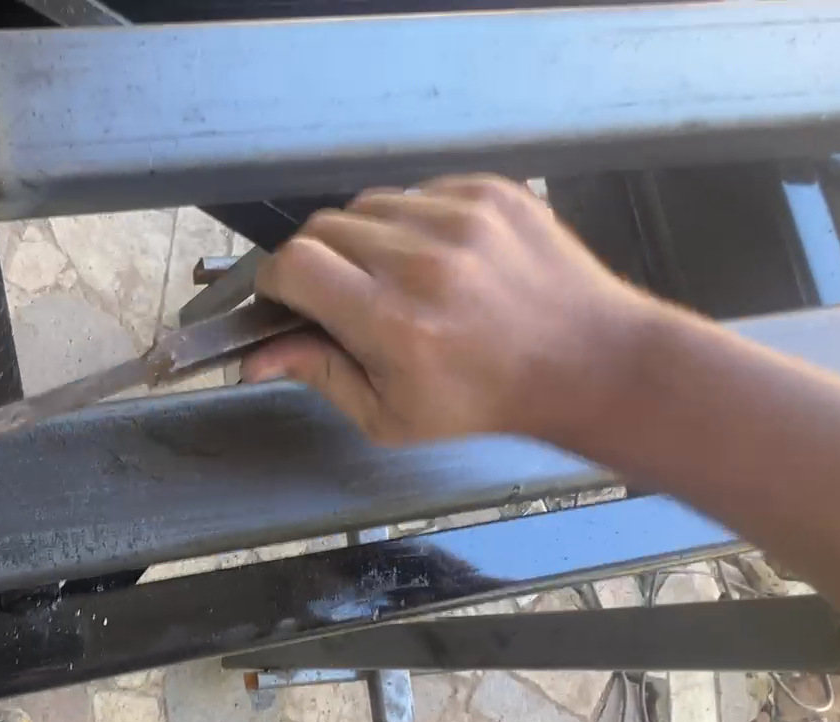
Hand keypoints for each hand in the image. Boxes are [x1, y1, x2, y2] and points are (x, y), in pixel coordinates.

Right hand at [246, 175, 666, 445]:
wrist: (587, 360)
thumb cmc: (475, 401)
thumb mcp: (386, 414)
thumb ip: (318, 375)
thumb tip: (252, 359)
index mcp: (391, 321)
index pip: (294, 265)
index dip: (272, 281)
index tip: (282, 302)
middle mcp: (422, 258)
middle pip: (321, 229)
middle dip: (310, 262)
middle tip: (332, 296)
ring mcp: (462, 215)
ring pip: (364, 206)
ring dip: (356, 241)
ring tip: (385, 276)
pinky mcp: (491, 189)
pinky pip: (414, 192)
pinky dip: (403, 222)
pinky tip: (429, 257)